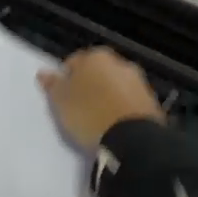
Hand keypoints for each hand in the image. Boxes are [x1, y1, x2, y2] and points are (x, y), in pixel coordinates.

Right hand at [37, 48, 164, 149]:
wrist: (133, 139)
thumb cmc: (89, 113)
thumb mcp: (60, 100)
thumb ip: (52, 84)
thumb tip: (43, 73)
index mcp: (96, 57)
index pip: (74, 62)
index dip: (66, 78)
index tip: (63, 96)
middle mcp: (120, 64)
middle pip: (98, 73)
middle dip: (90, 85)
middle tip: (80, 106)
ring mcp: (139, 83)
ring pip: (116, 87)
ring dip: (108, 97)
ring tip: (99, 119)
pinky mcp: (153, 104)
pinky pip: (130, 103)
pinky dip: (123, 110)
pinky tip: (115, 126)